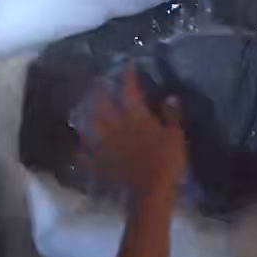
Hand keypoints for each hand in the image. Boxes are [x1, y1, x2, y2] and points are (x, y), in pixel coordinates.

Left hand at [83, 66, 186, 196]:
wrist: (149, 192)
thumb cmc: (166, 162)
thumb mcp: (175, 135)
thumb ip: (171, 115)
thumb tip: (171, 95)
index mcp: (136, 117)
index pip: (130, 91)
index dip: (128, 76)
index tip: (127, 64)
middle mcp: (116, 126)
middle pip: (103, 104)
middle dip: (99, 91)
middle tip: (96, 80)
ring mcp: (107, 144)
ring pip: (92, 124)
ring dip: (88, 113)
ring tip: (85, 106)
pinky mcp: (102, 161)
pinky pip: (89, 150)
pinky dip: (84, 145)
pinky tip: (81, 143)